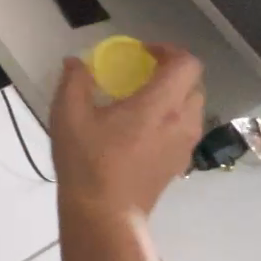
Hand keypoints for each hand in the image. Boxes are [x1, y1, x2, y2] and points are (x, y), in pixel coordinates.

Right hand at [50, 44, 205, 220]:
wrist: (106, 209)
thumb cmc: (86, 159)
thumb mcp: (67, 115)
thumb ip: (74, 83)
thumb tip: (76, 63)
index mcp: (158, 105)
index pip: (186, 65)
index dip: (169, 50)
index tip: (142, 51)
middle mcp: (182, 120)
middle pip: (192, 84)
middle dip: (169, 71)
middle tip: (136, 72)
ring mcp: (185, 142)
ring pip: (191, 105)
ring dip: (170, 94)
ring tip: (136, 99)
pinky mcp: (181, 159)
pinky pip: (184, 125)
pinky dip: (168, 115)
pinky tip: (138, 127)